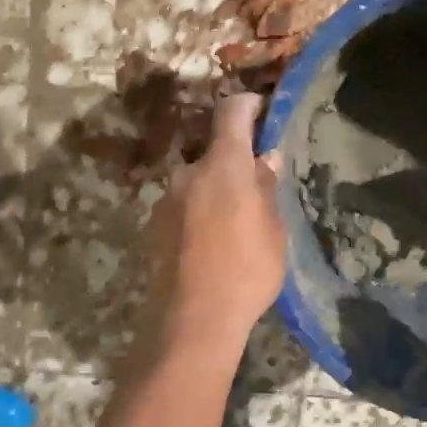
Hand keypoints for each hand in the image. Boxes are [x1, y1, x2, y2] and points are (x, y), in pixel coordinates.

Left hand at [142, 93, 285, 347]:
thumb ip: (267, 189)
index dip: (249, 105)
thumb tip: (266, 159)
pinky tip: (212, 244)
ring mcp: (165, 200)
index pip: (231, 113)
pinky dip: (198, 214)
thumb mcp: (273, 231)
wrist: (192, 321)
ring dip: (214, 191)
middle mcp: (187, 173)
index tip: (264, 110)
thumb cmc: (246, 271)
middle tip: (256, 185)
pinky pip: (182, 208)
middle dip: (233, 162)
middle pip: (212, 152)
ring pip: (196, 182)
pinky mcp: (153, 228)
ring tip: (235, 223)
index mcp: (222, 165)